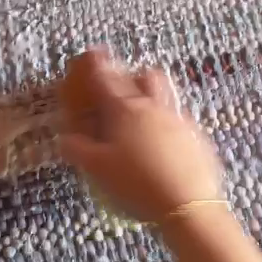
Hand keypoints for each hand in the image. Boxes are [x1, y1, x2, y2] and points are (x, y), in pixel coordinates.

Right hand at [56, 47, 224, 222]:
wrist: (189, 207)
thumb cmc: (136, 184)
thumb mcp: (98, 170)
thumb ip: (78, 149)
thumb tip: (64, 137)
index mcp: (124, 110)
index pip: (106, 78)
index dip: (97, 64)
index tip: (91, 54)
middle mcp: (153, 107)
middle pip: (144, 76)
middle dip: (131, 74)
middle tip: (123, 84)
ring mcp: (179, 120)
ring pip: (166, 93)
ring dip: (154, 93)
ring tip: (145, 107)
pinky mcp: (198, 137)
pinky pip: (182, 118)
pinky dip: (171, 121)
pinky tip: (166, 139)